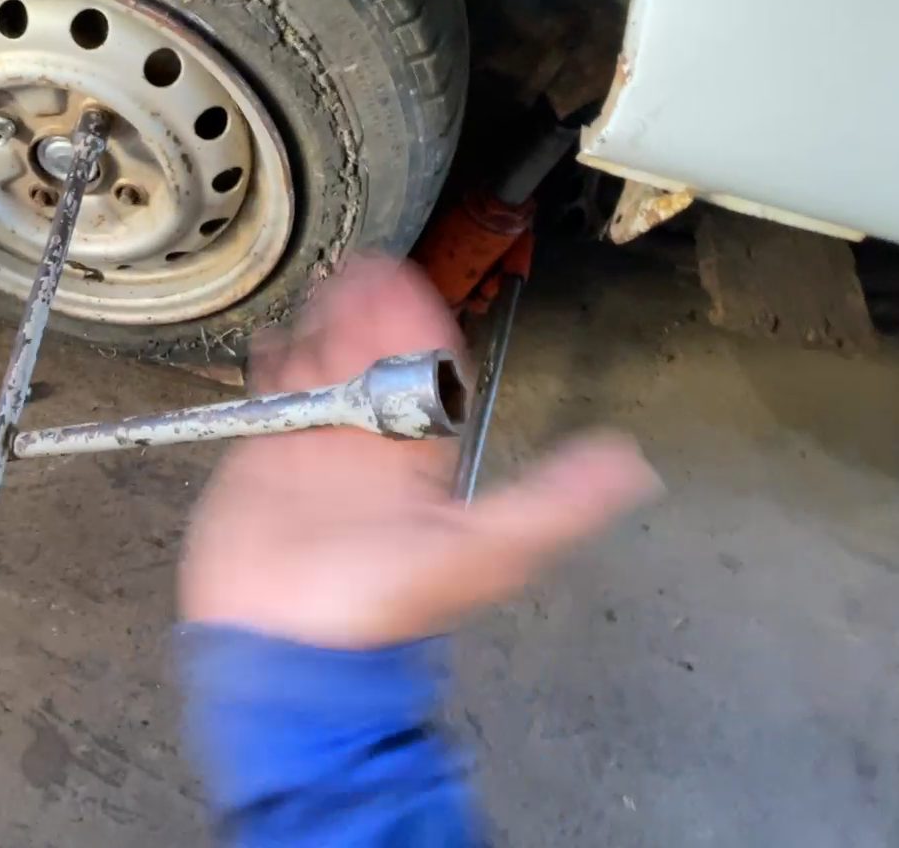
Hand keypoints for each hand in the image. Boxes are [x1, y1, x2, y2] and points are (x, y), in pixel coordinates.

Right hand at [180, 257, 660, 648]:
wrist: (284, 634)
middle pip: (369, 357)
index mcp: (417, 454)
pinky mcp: (265, 451)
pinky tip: (275, 333)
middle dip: (366, 309)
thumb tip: (632, 465)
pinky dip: (274, 361)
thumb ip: (549, 506)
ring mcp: (314, 443)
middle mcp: (368, 441)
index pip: (424, 371)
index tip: (405, 278)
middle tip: (361, 263)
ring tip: (322, 282)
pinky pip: (272, 393)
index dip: (416, 320)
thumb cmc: (374, 601)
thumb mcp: (478, 554)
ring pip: (320, 366)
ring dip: (321, 324)